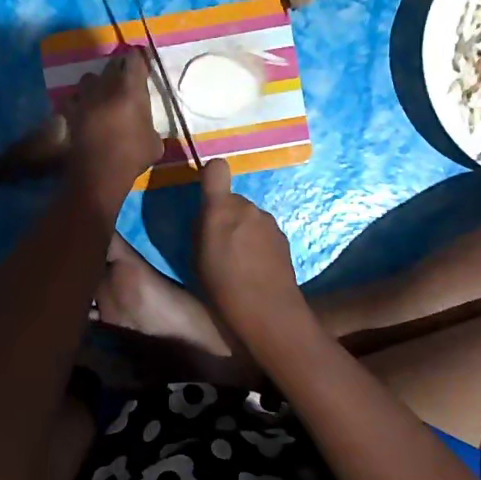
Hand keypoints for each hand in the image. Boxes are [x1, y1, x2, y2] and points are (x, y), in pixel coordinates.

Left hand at [63, 48, 164, 206]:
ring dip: (97, 83)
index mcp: (130, 89)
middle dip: (120, 69)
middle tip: (126, 80)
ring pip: (89, 78)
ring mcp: (84, 98)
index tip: (143, 63)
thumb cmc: (132, 156)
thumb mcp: (155, 142)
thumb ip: (150, 126)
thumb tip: (146, 127)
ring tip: (102, 95)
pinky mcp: (69, 111)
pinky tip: (84, 111)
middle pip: (112, 64)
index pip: (135, 59)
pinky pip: (74, 98)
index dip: (140, 59)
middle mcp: (105, 86)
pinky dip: (80, 101)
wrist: (99, 174)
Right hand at [195, 159, 305, 336]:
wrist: (267, 310)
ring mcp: (268, 221)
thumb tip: (209, 214)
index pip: (217, 169)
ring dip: (243, 229)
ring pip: (249, 216)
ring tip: (239, 260)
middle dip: (226, 215)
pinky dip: (258, 242)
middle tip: (219, 244)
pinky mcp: (282, 237)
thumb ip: (203, 226)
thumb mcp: (197, 256)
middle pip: (233, 200)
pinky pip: (263, 231)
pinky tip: (256, 266)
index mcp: (221, 209)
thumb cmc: (222, 286)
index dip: (212, 175)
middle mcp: (247, 207)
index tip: (208, 192)